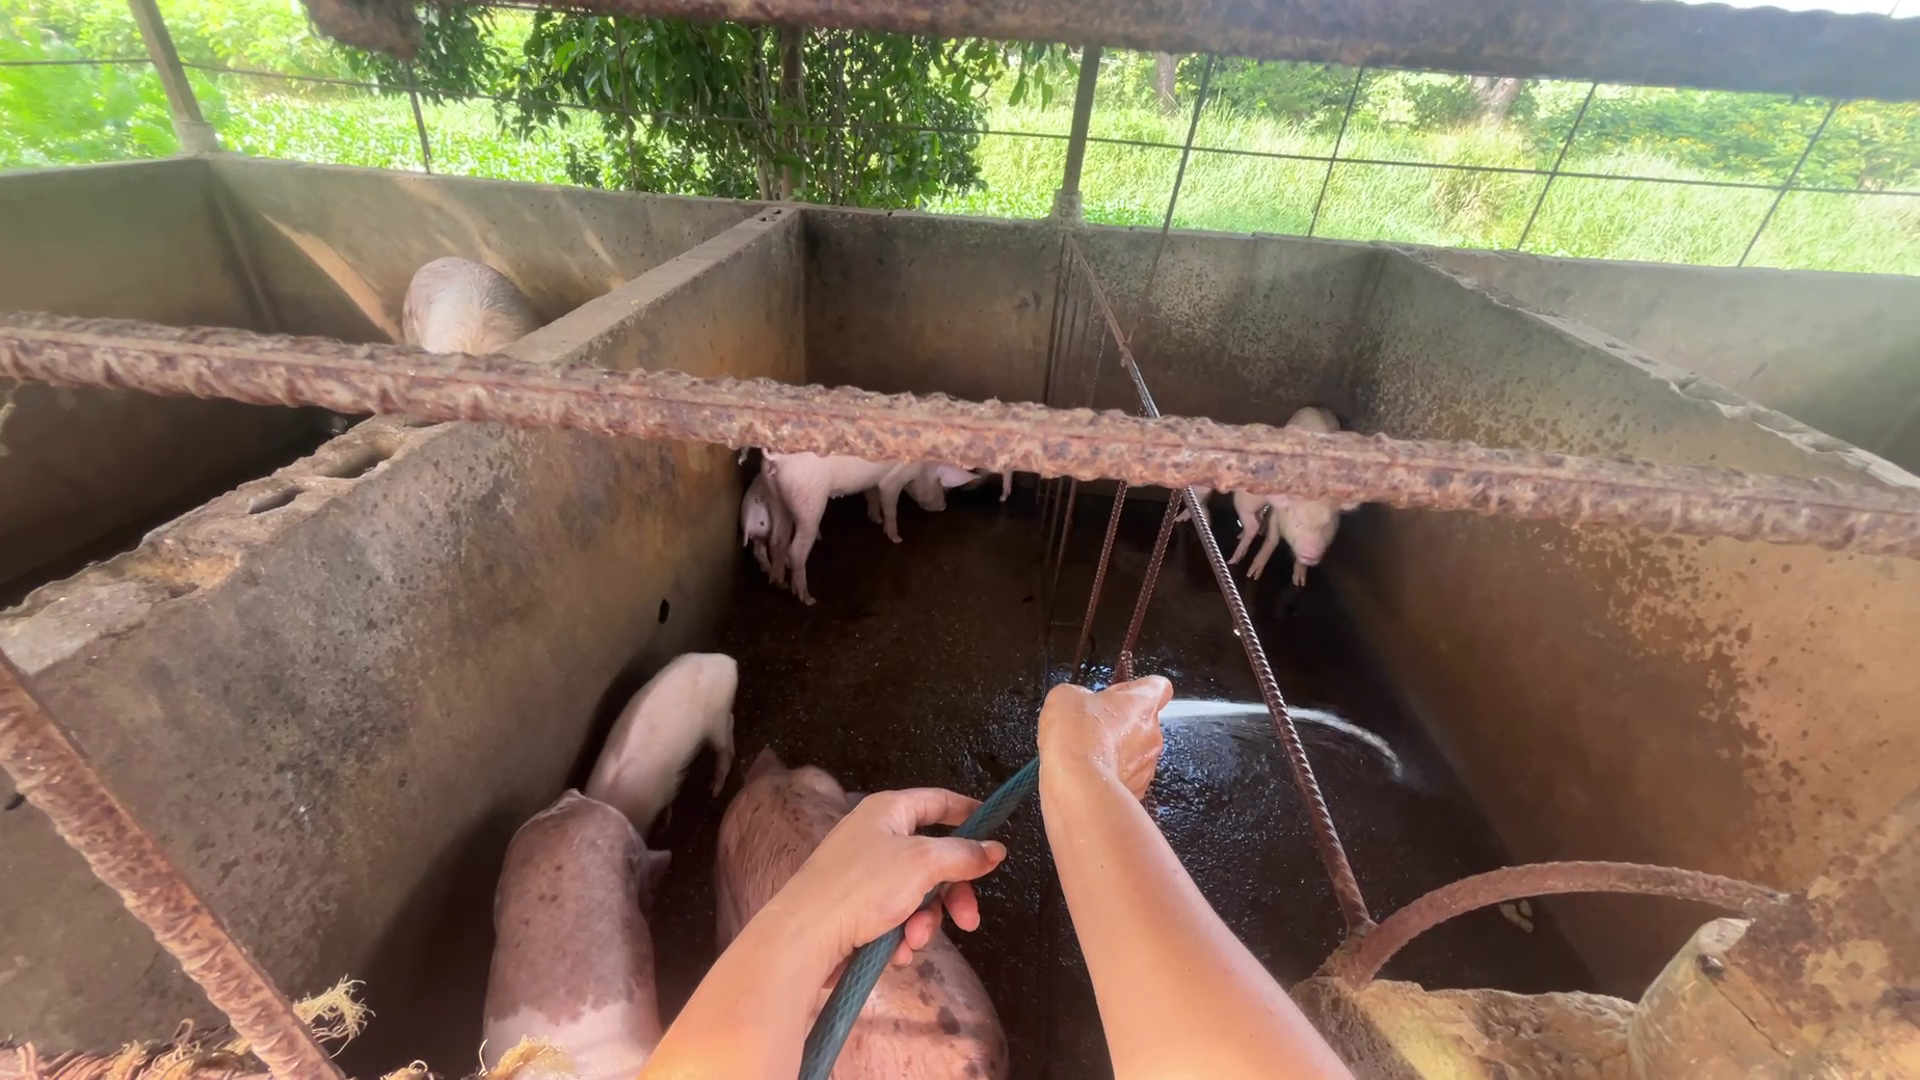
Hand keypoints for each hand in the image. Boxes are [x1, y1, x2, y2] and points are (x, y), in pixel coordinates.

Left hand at [764, 788, 1006, 970]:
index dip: (966, 811)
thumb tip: (995, 849)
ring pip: (916, 892)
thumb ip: (964, 855)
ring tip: (914, 939)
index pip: (936, 800)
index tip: (992, 825)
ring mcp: (863, 872)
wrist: (804, 937)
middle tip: (968, 918)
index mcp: (888, 810)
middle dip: (951, 892)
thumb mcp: (923, 864)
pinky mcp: (854, 907)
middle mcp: (875, 835)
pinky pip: (894, 915)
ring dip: (925, 920)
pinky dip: (901, 933)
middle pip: (932, 856)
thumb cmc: (862, 887)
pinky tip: (896, 949)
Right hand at [1037, 676, 1172, 798]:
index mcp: (1142, 703)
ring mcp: (1146, 766)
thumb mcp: (1066, 696)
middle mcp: (1152, 734)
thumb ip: (1080, 695)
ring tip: (1086, 752)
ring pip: (1135, 752)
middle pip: (1143, 721)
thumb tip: (1079, 703)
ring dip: (1115, 750)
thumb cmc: (1077, 735)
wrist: (1076, 782)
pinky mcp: (1136, 791)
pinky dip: (1110, 774)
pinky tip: (1087, 773)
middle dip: (1120, 722)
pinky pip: (1126, 777)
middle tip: (1093, 725)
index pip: (1157, 686)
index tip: (1119, 693)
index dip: (1137, 688)